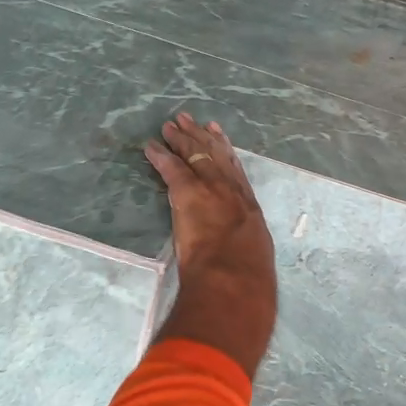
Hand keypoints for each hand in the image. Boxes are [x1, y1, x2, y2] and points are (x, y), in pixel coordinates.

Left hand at [145, 113, 276, 375]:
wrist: (235, 280)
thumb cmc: (248, 285)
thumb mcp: (255, 267)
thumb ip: (244, 259)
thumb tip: (241, 271)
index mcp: (251, 214)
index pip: (238, 176)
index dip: (228, 156)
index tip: (221, 139)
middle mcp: (234, 195)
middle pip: (217, 158)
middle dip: (203, 138)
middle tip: (190, 121)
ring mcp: (212, 190)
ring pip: (197, 156)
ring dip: (182, 139)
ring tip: (170, 125)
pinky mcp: (188, 193)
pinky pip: (172, 168)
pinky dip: (161, 156)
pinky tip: (151, 146)